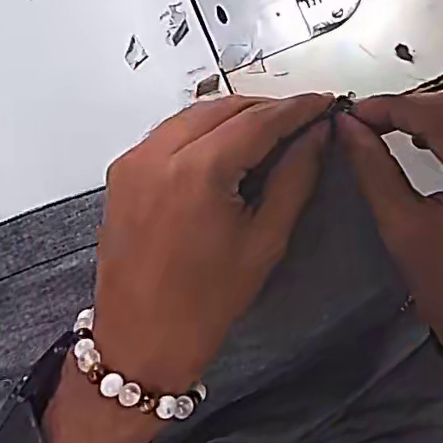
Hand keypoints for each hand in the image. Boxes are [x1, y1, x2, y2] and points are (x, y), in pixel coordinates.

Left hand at [45, 93, 333, 442]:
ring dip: (233, 114)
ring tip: (268, 132)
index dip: (296, 108)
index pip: (258, 120)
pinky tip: (225, 146)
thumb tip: (314, 138)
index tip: (320, 103)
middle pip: (224, 107)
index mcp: (197, 173)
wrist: (143, 339)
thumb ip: (295, 177)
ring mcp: (133, 161)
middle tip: (300, 119)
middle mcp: (157, 156)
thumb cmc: (204, 303)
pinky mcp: (122, 172)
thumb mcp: (265, 240)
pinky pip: (169, 132)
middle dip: (266, 108)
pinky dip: (202, 129)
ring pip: (194, 113)